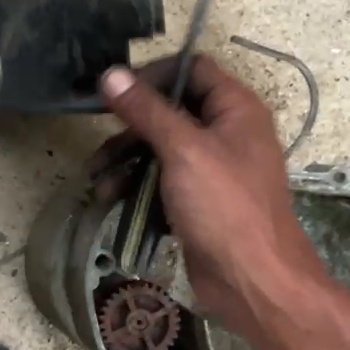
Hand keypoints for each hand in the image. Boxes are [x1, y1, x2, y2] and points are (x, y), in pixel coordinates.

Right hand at [97, 56, 325, 327]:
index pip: (191, 69)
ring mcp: (210, 167)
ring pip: (159, 147)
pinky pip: (160, 178)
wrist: (252, 280)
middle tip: (98, 135)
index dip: (152, 74)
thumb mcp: (182, 150)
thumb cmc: (225, 206)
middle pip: (169, 110)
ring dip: (125, 158)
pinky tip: (111, 197)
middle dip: (129, 125)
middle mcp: (225, 132)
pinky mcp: (196, 198)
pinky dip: (135, 183)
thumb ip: (145, 110)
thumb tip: (111, 74)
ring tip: (97, 177)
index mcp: (235, 110)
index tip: (113, 90)